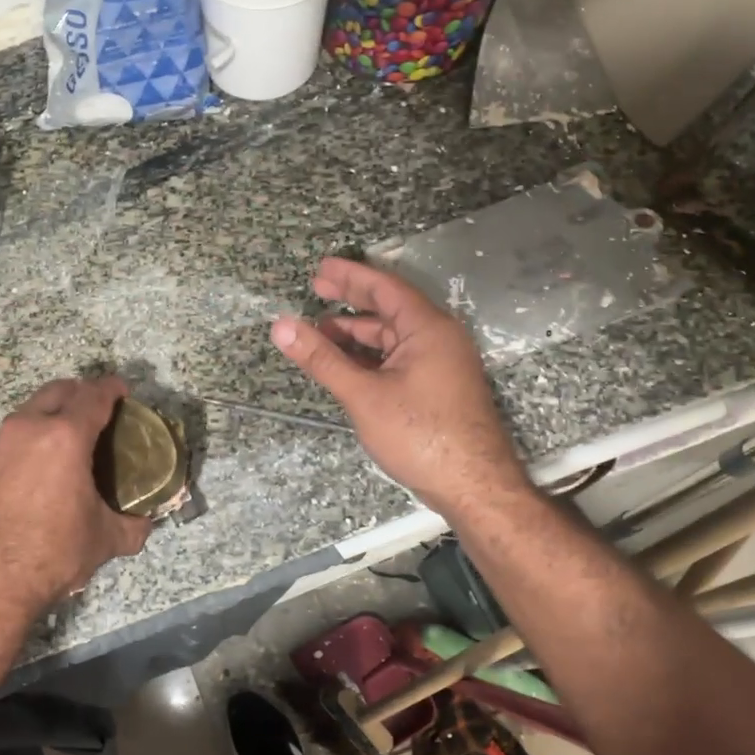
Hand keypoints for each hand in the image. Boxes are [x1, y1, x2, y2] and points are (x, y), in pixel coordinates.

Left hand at [0, 376, 152, 616]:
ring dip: (55, 410)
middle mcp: (29, 427)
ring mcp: (2, 442)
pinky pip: (16, 431)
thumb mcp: (105, 539)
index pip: (94, 396)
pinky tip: (45, 460)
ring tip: (74, 434)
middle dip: (82, 392)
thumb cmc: (53, 553)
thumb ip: (133, 524)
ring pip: (33, 407)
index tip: (124, 392)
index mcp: (64, 436)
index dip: (113, 389)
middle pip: (59, 390)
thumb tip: (147, 520)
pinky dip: (35, 432)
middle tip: (101, 411)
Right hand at [270, 257, 527, 512]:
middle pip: (389, 309)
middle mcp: (438, 338)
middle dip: (351, 300)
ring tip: (318, 331)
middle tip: (315, 288)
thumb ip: (322, 358)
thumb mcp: (364, 394)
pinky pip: (397, 359)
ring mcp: (440, 364)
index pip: (385, 287)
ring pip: (392, 338)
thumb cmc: (421, 434)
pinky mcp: (437, 387)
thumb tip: (280, 325)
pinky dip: (369, 356)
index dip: (351, 275)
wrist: (474, 486)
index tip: (321, 268)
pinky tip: (345, 363)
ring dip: (356, 332)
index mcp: (428, 328)